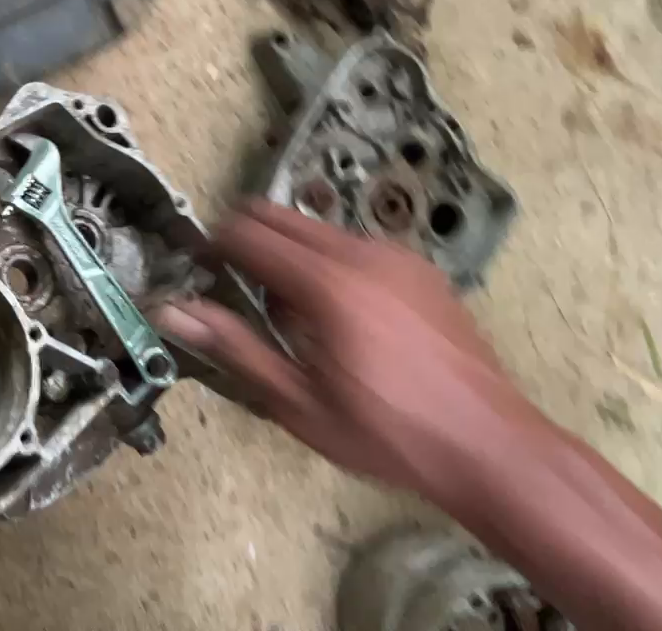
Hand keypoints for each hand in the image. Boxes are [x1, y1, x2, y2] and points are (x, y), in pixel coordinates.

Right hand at [156, 200, 554, 510]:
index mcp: (326, 283)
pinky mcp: (418, 267)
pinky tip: (340, 314)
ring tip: (292, 311)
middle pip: (275, 214)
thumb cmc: (385, 432)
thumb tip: (170, 310)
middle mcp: (359, 253)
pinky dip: (326, 261)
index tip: (201, 272)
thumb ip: (232, 346)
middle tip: (237, 286)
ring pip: (313, 227)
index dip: (212, 246)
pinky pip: (351, 244)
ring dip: (285, 252)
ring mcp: (394, 255)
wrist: (491, 447)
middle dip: (244, 239)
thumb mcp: (297, 401)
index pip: (245, 233)